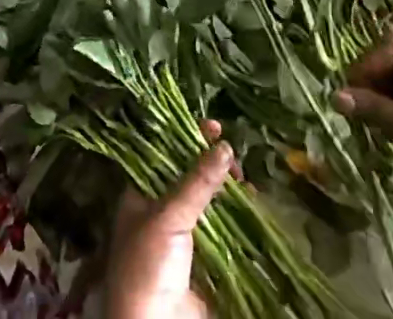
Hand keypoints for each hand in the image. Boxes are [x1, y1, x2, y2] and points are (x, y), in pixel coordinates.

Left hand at [103, 122, 234, 318]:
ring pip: (208, 200)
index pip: (164, 153)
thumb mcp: (168, 217)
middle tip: (234, 155)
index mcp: (141, 194)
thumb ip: (197, 182)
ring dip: (227, 187)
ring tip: (245, 179)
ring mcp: (183, 234)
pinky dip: (237, 215)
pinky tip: (251, 204)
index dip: (187, 137)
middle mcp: (160, 209)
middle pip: (189, 175)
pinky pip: (223, 229)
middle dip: (212, 162)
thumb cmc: (148, 265)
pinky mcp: (204, 258)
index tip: (213, 126)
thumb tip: (224, 145)